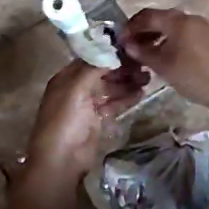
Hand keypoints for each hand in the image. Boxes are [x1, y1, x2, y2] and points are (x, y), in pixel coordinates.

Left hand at [27, 60, 146, 174]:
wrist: (61, 160)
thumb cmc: (65, 121)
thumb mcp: (76, 89)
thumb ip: (93, 69)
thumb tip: (112, 50)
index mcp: (66, 78)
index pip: (91, 58)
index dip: (110, 53)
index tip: (131, 49)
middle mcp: (76, 88)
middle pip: (103, 73)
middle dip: (122, 68)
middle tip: (143, 65)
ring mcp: (87, 104)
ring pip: (110, 88)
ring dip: (127, 82)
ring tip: (147, 79)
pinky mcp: (97, 119)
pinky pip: (114, 103)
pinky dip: (126, 98)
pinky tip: (141, 93)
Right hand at [122, 8, 208, 111]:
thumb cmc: (195, 76)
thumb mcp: (164, 66)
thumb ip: (142, 52)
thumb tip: (127, 44)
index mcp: (177, 20)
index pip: (146, 15)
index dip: (130, 27)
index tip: (119, 42)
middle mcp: (189, 18)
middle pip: (159, 19)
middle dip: (142, 31)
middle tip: (129, 49)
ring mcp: (201, 27)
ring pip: (171, 27)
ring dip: (155, 37)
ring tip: (144, 55)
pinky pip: (183, 34)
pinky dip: (169, 41)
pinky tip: (164, 57)